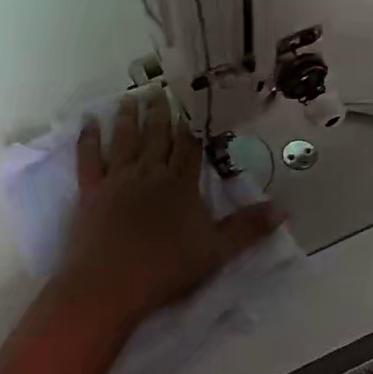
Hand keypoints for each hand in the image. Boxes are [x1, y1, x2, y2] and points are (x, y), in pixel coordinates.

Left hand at [57, 91, 281, 328]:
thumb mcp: (216, 252)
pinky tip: (88, 122)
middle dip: (159, 113)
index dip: (191, 126)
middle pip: (157, 137)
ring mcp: (117, 180)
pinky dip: (88, 139)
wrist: (110, 284)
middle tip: (157, 90)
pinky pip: (89, 158)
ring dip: (127, 118)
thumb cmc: (166, 269)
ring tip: (130, 98)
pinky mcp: (91, 192)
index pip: (189, 147)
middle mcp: (149, 173)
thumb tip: (284, 209)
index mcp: (180, 185)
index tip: (191, 104)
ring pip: (124, 141)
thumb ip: (248, 228)